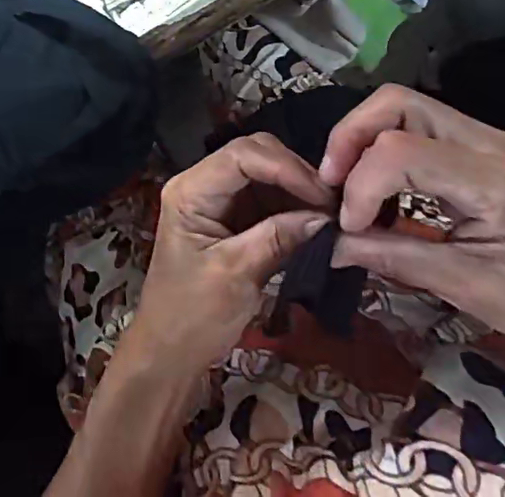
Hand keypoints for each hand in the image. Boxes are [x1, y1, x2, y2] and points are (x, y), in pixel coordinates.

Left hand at [127, 132, 335, 373]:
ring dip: (298, 189)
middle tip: (334, 204)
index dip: (285, 167)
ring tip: (333, 214)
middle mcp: (202, 185)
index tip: (324, 195)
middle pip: (253, 155)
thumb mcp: (236, 275)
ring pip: (264, 174)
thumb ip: (277, 239)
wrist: (171, 349)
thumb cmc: (193, 314)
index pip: (240, 156)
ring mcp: (218, 200)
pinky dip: (293, 206)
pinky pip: (268, 198)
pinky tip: (318, 223)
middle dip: (294, 174)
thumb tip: (325, 216)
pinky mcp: (233, 218)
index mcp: (190, 190)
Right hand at [318, 85, 504, 369]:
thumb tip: (327, 244)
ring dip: (360, 138)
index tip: (347, 227)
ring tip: (346, 184)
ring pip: (397, 106)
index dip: (359, 185)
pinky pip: (411, 126)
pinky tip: (376, 187)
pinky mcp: (475, 148)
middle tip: (332, 183)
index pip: (398, 152)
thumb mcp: (469, 289)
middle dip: (349, 138)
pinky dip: (379, 148)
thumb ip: (392, 258)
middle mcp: (486, 143)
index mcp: (493, 180)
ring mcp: (482, 139)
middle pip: (393, 102)